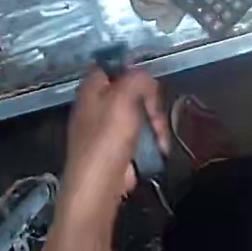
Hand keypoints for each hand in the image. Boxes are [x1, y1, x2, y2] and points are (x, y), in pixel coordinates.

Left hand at [62, 67, 168, 217]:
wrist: (98, 186)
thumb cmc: (108, 138)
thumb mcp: (125, 97)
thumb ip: (138, 78)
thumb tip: (146, 79)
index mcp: (91, 88)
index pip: (111, 64)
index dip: (131, 67)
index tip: (149, 79)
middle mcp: (95, 105)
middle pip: (130, 90)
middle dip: (150, 102)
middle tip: (156, 114)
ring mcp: (104, 128)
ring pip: (138, 112)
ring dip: (154, 123)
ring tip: (159, 138)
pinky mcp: (114, 147)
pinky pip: (138, 134)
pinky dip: (149, 139)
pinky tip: (155, 148)